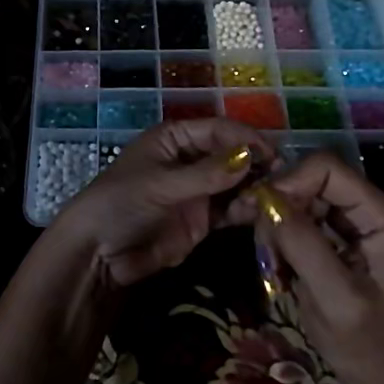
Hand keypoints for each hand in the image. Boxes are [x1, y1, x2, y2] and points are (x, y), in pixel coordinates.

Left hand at [52, 119, 269, 288]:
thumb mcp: (161, 185)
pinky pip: (231, 209)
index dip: (243, 138)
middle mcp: (188, 159)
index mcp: (172, 138)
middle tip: (285, 177)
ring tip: (280, 196)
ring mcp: (196, 190)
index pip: (215, 129)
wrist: (98, 253)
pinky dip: (247, 209)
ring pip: (235, 182)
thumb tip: (249, 158)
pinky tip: (264, 212)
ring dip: (255, 187)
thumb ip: (205, 174)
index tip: (271, 153)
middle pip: (230, 154)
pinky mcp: (201, 219)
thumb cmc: (120, 204)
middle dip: (255, 163)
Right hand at [241, 151, 383, 383]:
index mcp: (382, 217)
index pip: (326, 169)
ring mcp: (349, 222)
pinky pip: (293, 216)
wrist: (377, 376)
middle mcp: (367, 210)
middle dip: (278, 206)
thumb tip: (267, 202)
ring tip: (271, 264)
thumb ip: (305, 247)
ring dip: (274, 224)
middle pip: (307, 178)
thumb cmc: (364, 343)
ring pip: (295, 195)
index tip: (264, 218)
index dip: (290, 183)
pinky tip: (276, 265)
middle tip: (264, 248)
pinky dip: (277, 236)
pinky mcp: (331, 235)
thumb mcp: (335, 298)